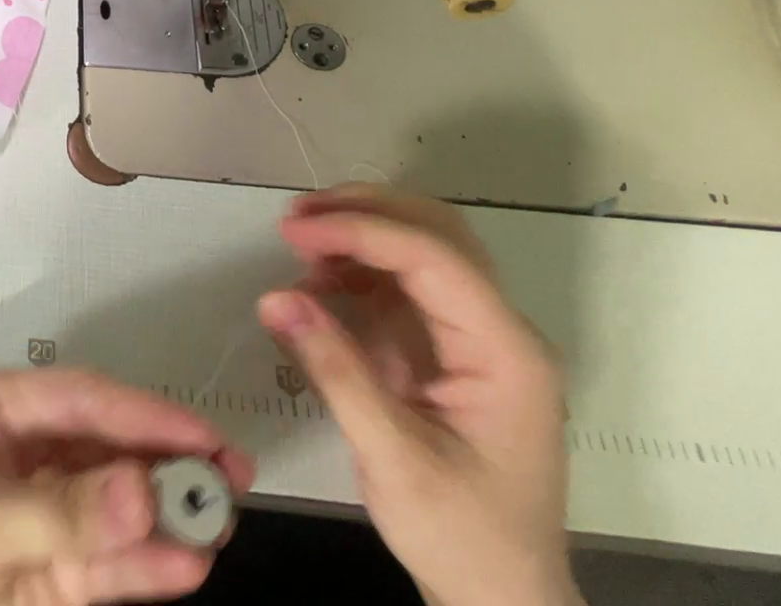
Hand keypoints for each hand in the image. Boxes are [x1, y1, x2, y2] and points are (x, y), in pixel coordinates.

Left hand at [0, 369, 254, 605]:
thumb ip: (60, 512)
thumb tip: (145, 491)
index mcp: (8, 410)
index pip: (87, 399)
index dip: (147, 414)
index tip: (205, 437)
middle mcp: (40, 450)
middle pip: (117, 447)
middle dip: (170, 462)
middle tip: (232, 481)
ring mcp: (57, 512)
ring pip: (126, 504)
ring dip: (170, 515)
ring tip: (218, 529)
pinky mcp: (66, 570)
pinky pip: (116, 562)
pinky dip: (151, 565)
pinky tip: (186, 568)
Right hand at [257, 186, 580, 605]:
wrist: (500, 592)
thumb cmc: (459, 532)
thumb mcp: (393, 457)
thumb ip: (336, 372)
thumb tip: (276, 297)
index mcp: (504, 352)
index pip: (435, 259)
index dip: (362, 231)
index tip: (293, 230)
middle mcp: (495, 331)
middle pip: (439, 235)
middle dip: (366, 212)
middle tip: (295, 218)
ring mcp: (470, 339)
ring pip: (421, 252)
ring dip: (359, 236)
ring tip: (298, 246)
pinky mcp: (441, 351)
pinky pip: (399, 289)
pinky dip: (354, 274)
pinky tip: (315, 287)